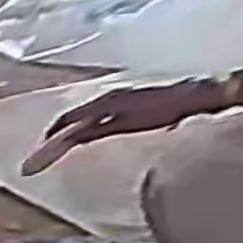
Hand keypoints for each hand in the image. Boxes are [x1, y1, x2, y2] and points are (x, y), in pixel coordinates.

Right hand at [44, 79, 228, 146]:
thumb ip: (94, 132)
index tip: (42, 148)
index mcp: (102, 102)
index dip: (52, 134)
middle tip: (52, 147)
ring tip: (70, 141)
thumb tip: (69, 139)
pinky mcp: (133, 98)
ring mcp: (121, 95)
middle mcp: (108, 96)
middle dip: (61, 131)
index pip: (67, 118)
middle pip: (76, 115)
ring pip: (88, 113)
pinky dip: (91, 122)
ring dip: (76, 126)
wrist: (201, 94)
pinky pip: (102, 111)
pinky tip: (95, 131)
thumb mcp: (125, 125)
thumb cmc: (163, 110)